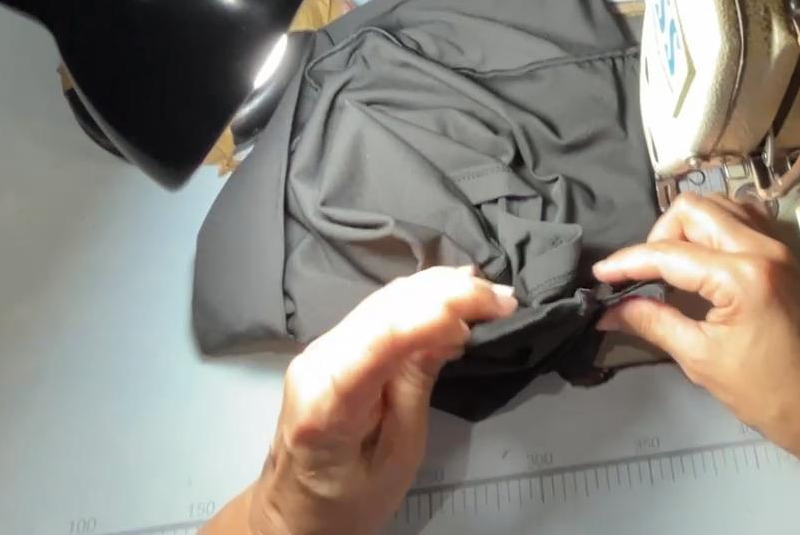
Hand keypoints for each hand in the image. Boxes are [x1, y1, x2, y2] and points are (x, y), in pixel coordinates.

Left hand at [234, 267, 517, 534]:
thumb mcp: (398, 456)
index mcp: (327, 400)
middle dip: (452, 293)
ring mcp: (324, 343)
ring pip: (389, 296)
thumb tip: (452, 329)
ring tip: (491, 294)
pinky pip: (385, 305)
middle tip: (505, 299)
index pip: (380, 339)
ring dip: (444, 288)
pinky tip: (456, 293)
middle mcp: (319, 358)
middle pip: (389, 306)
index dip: (434, 314)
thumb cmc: (347, 503)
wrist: (294, 515)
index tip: (485, 312)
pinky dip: (425, 295)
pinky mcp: (337, 340)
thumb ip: (417, 384)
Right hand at [592, 193, 799, 458]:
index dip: (628, 263)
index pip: (670, 254)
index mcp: (743, 276)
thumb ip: (653, 323)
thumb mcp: (703, 361)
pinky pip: (741, 215)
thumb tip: (611, 310)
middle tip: (645, 274)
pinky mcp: (783, 251)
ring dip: (686, 227)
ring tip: (672, 266)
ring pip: (716, 204)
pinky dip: (714, 224)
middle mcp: (761, 247)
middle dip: (659, 236)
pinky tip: (703, 253)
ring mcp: (776, 244)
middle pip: (692, 209)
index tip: (601, 273)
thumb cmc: (773, 396)